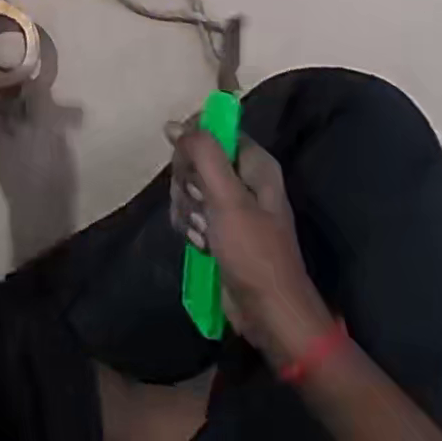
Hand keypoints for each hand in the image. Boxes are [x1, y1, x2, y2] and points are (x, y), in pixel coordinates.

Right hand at [171, 128, 332, 364]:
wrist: (269, 315)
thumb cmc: (253, 252)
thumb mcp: (227, 198)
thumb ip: (202, 155)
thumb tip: (173, 125)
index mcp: (255, 163)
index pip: (214, 130)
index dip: (194, 143)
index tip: (188, 166)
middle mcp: (243, 178)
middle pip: (195, 158)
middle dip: (188, 183)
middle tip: (200, 204)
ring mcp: (229, 204)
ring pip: (188, 186)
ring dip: (187, 209)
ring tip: (204, 233)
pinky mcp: (218, 228)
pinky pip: (189, 211)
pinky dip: (189, 226)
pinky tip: (200, 244)